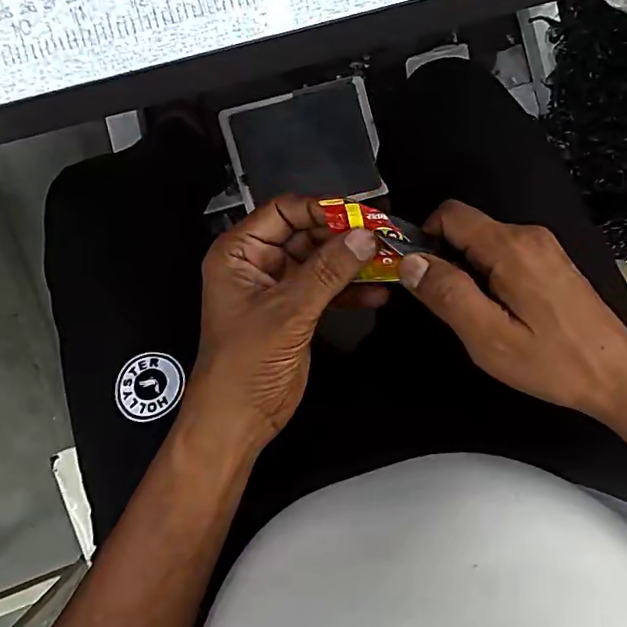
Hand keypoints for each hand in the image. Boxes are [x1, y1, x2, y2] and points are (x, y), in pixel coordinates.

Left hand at [181, 195, 383, 450]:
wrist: (239, 417)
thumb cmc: (242, 365)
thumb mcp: (288, 311)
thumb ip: (328, 272)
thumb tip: (363, 238)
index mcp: (240, 253)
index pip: (284, 211)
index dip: (322, 209)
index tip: (359, 214)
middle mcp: (260, 265)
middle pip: (309, 234)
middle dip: (345, 236)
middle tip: (382, 235)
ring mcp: (281, 289)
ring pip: (324, 261)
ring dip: (354, 263)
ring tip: (387, 261)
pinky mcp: (300, 311)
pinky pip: (330, 289)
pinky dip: (353, 290)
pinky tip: (378, 292)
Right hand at [398, 201, 626, 420]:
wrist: (616, 374)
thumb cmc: (555, 362)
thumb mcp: (489, 337)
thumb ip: (448, 295)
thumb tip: (412, 262)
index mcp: (511, 248)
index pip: (450, 214)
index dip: (423, 239)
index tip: (417, 276)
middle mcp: (530, 237)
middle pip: (468, 229)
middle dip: (447, 260)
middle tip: (449, 308)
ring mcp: (546, 249)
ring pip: (487, 245)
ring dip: (470, 273)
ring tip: (479, 318)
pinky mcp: (554, 265)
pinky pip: (508, 257)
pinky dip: (492, 278)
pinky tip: (503, 315)